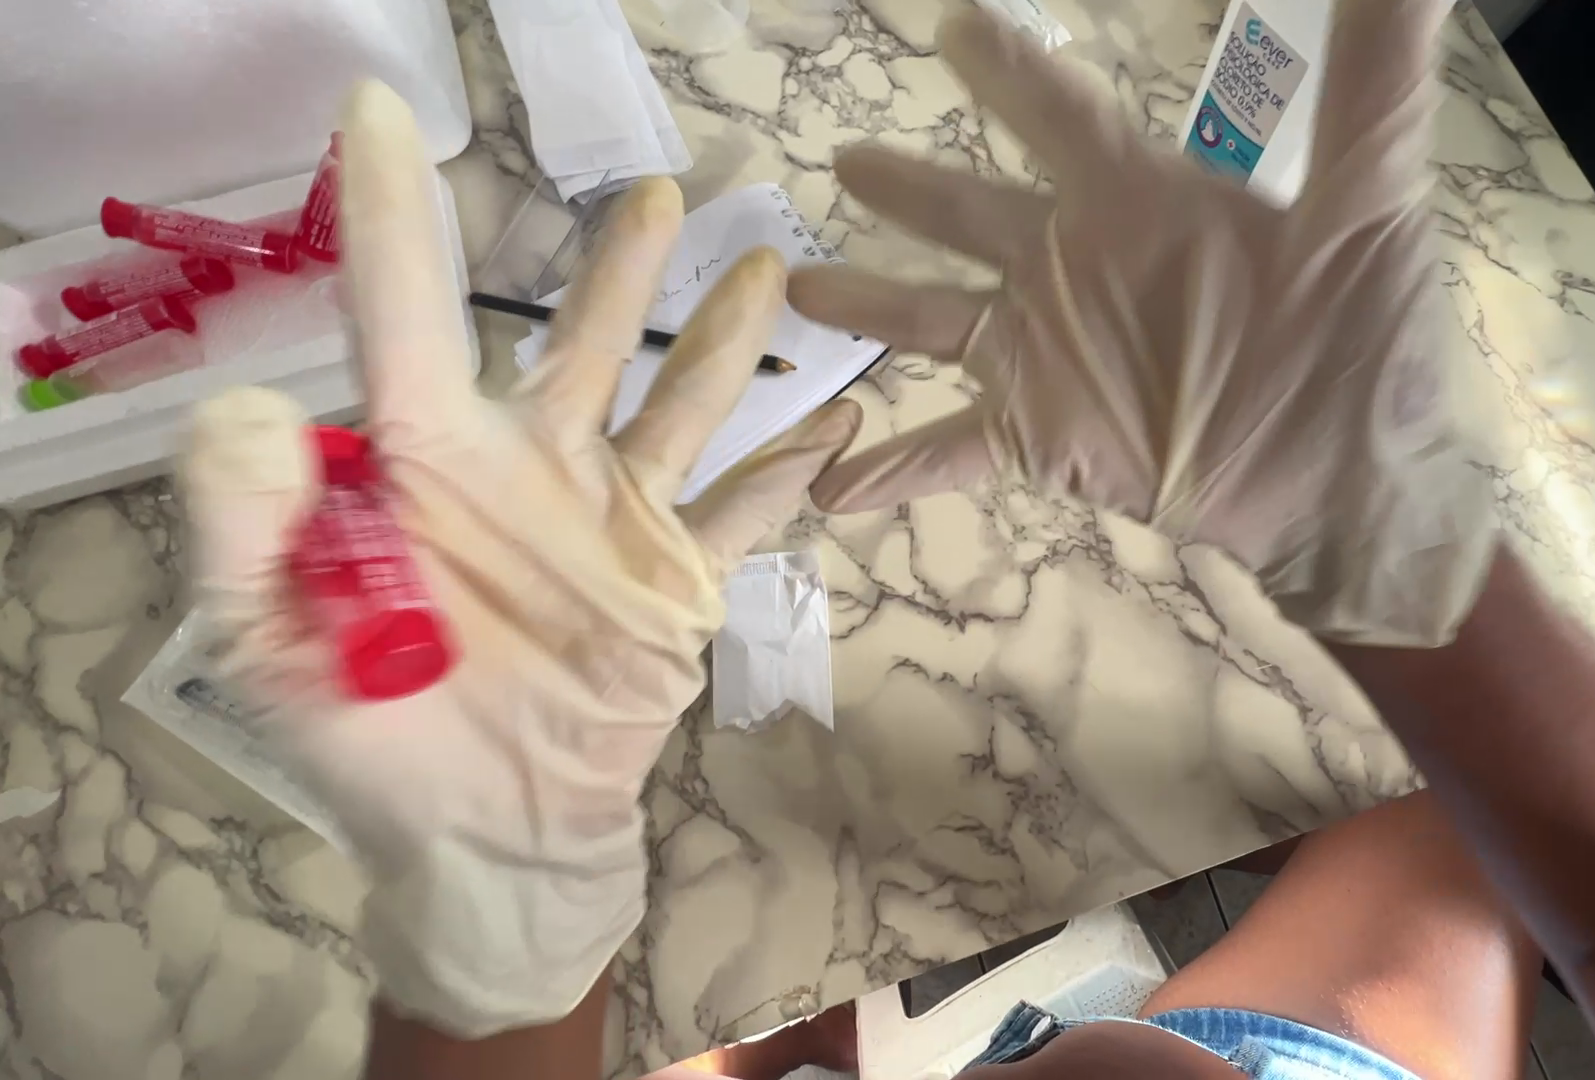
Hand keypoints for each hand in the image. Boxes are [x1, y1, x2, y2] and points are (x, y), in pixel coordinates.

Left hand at [182, 82, 859, 1035]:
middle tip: (663, 195)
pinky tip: (840, 422)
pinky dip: (794, 470)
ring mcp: (624, 520)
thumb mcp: (279, 650)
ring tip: (772, 271)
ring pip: (683, 411)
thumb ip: (247, 535)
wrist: (505, 819)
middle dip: (622, 272)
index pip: (409, 328)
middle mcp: (538, 473)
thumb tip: (246, 407)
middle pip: (585, 350)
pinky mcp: (686, 574)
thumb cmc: (384, 744)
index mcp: (430, 474)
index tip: (385, 115)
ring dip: (725, 343)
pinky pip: (748, 511)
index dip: (395, 225)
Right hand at [789, 1, 1493, 645]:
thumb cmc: (1359, 344)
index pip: (1059, 114)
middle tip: (844, 161)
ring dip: (870, 308)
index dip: (1006, 67)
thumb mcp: (1372, 196)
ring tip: (799, 290)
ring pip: (934, 321)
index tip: (950, 26)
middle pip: (968, 213)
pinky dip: (893, 469)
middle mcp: (1073, 269)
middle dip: (908, 188)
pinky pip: (949, 452)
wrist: (1339, 483)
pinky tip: (833, 487)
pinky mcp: (1037, 437)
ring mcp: (1046, 357)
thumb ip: (1373, 67)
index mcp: (1138, 201)